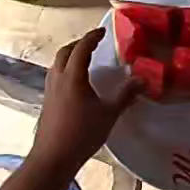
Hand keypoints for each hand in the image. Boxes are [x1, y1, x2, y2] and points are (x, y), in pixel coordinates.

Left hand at [28, 28, 136, 176]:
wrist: (53, 157)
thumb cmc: (81, 133)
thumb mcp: (108, 113)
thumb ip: (125, 95)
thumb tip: (143, 80)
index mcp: (72, 76)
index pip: (81, 48)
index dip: (92, 37)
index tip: (102, 31)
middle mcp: (58, 78)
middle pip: (65, 52)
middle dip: (79, 44)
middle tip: (93, 43)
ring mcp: (49, 90)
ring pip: (57, 63)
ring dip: (70, 56)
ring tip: (84, 59)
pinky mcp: (47, 101)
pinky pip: (55, 76)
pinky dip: (65, 69)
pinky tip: (75, 82)